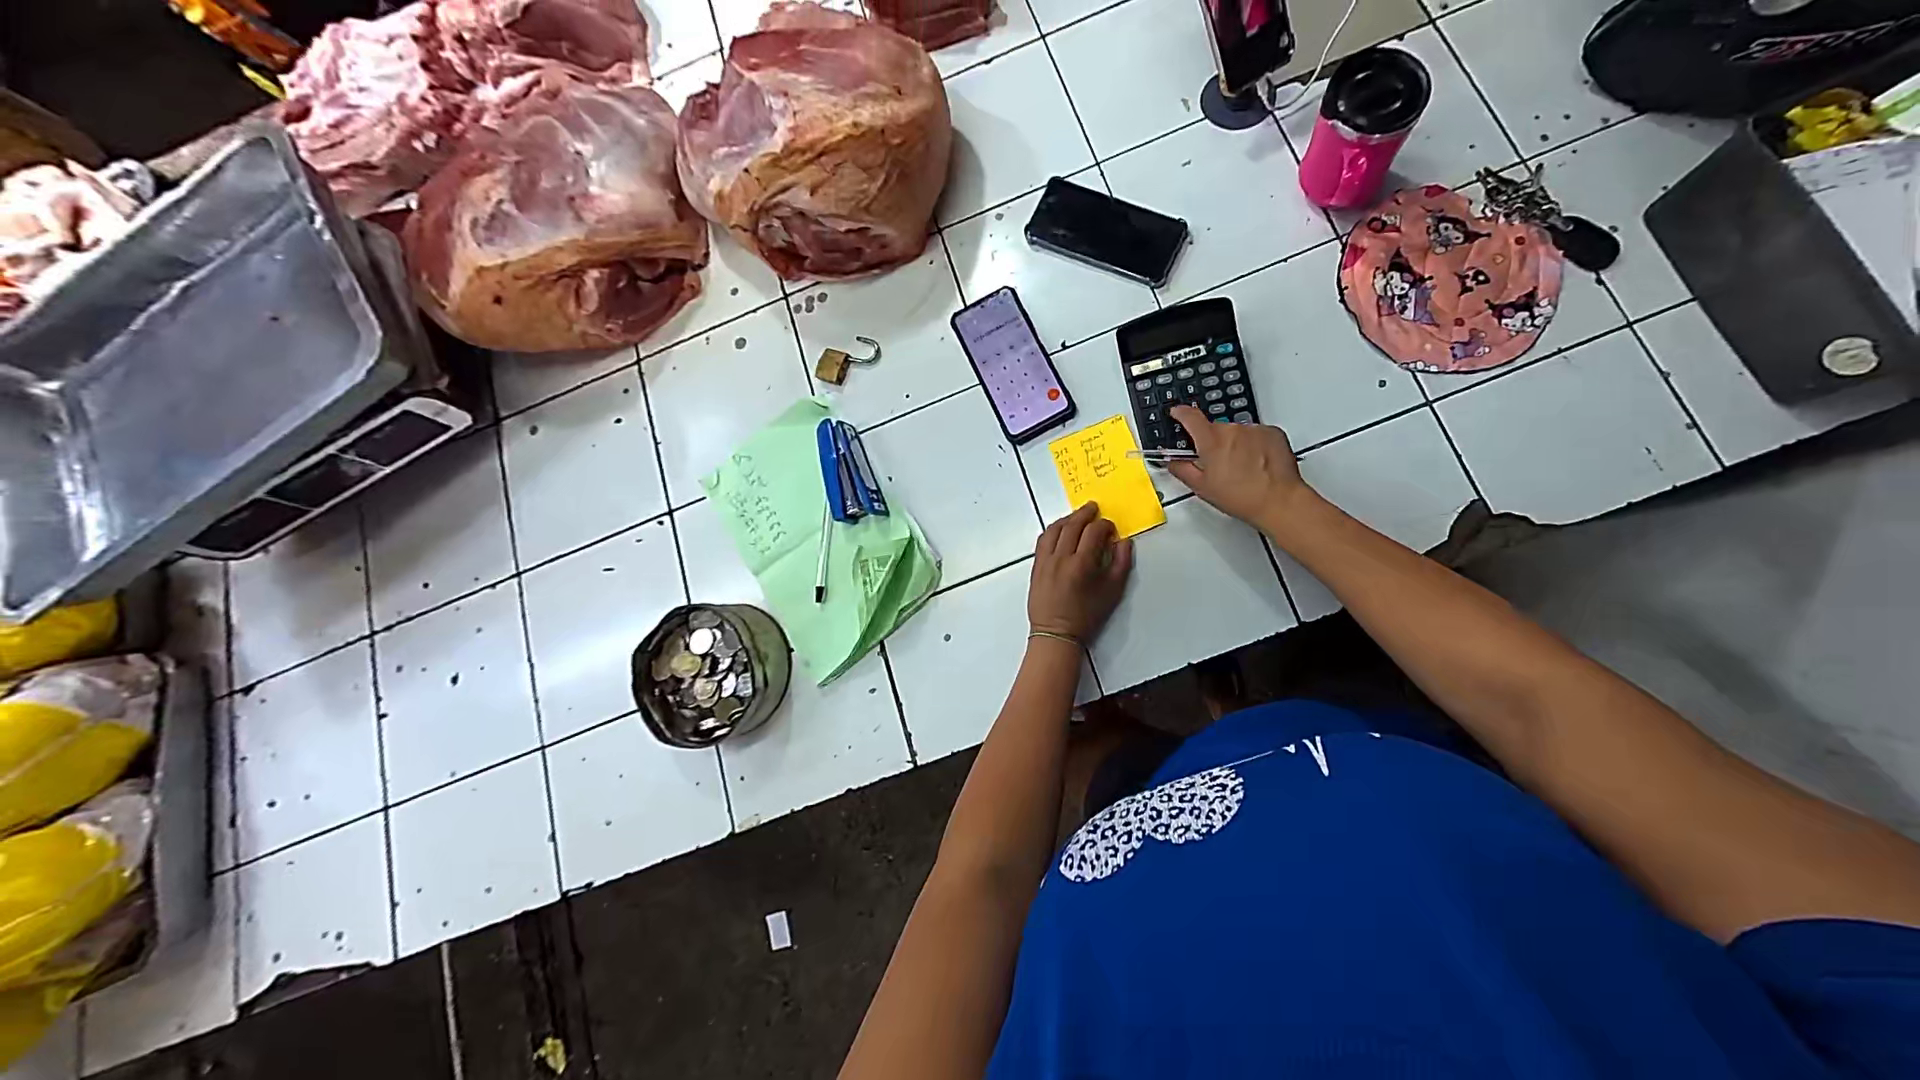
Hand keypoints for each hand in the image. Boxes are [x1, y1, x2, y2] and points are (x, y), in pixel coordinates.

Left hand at [1028, 502, 1133, 642]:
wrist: (1056, 632)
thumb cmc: (1086, 615)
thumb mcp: (1112, 591)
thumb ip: (1120, 563)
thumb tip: (1123, 542)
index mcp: (1081, 564)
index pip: (1094, 532)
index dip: (1105, 525)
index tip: (1110, 528)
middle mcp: (1061, 558)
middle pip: (1072, 525)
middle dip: (1085, 514)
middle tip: (1094, 508)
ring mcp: (1045, 561)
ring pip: (1054, 529)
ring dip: (1067, 519)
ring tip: (1077, 516)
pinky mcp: (1036, 565)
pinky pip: (1043, 540)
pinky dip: (1053, 530)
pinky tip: (1060, 529)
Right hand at [1165, 405, 1313, 528]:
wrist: (1278, 500)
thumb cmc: (1243, 496)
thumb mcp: (1201, 487)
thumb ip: (1181, 469)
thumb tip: (1174, 462)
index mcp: (1211, 441)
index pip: (1190, 416)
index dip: (1180, 413)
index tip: (1177, 413)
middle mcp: (1232, 430)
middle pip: (1215, 429)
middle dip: (1212, 442)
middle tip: (1216, 464)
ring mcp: (1254, 430)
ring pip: (1236, 432)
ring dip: (1234, 444)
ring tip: (1240, 468)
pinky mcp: (1272, 433)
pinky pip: (1256, 434)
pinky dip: (1254, 445)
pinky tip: (1255, 463)